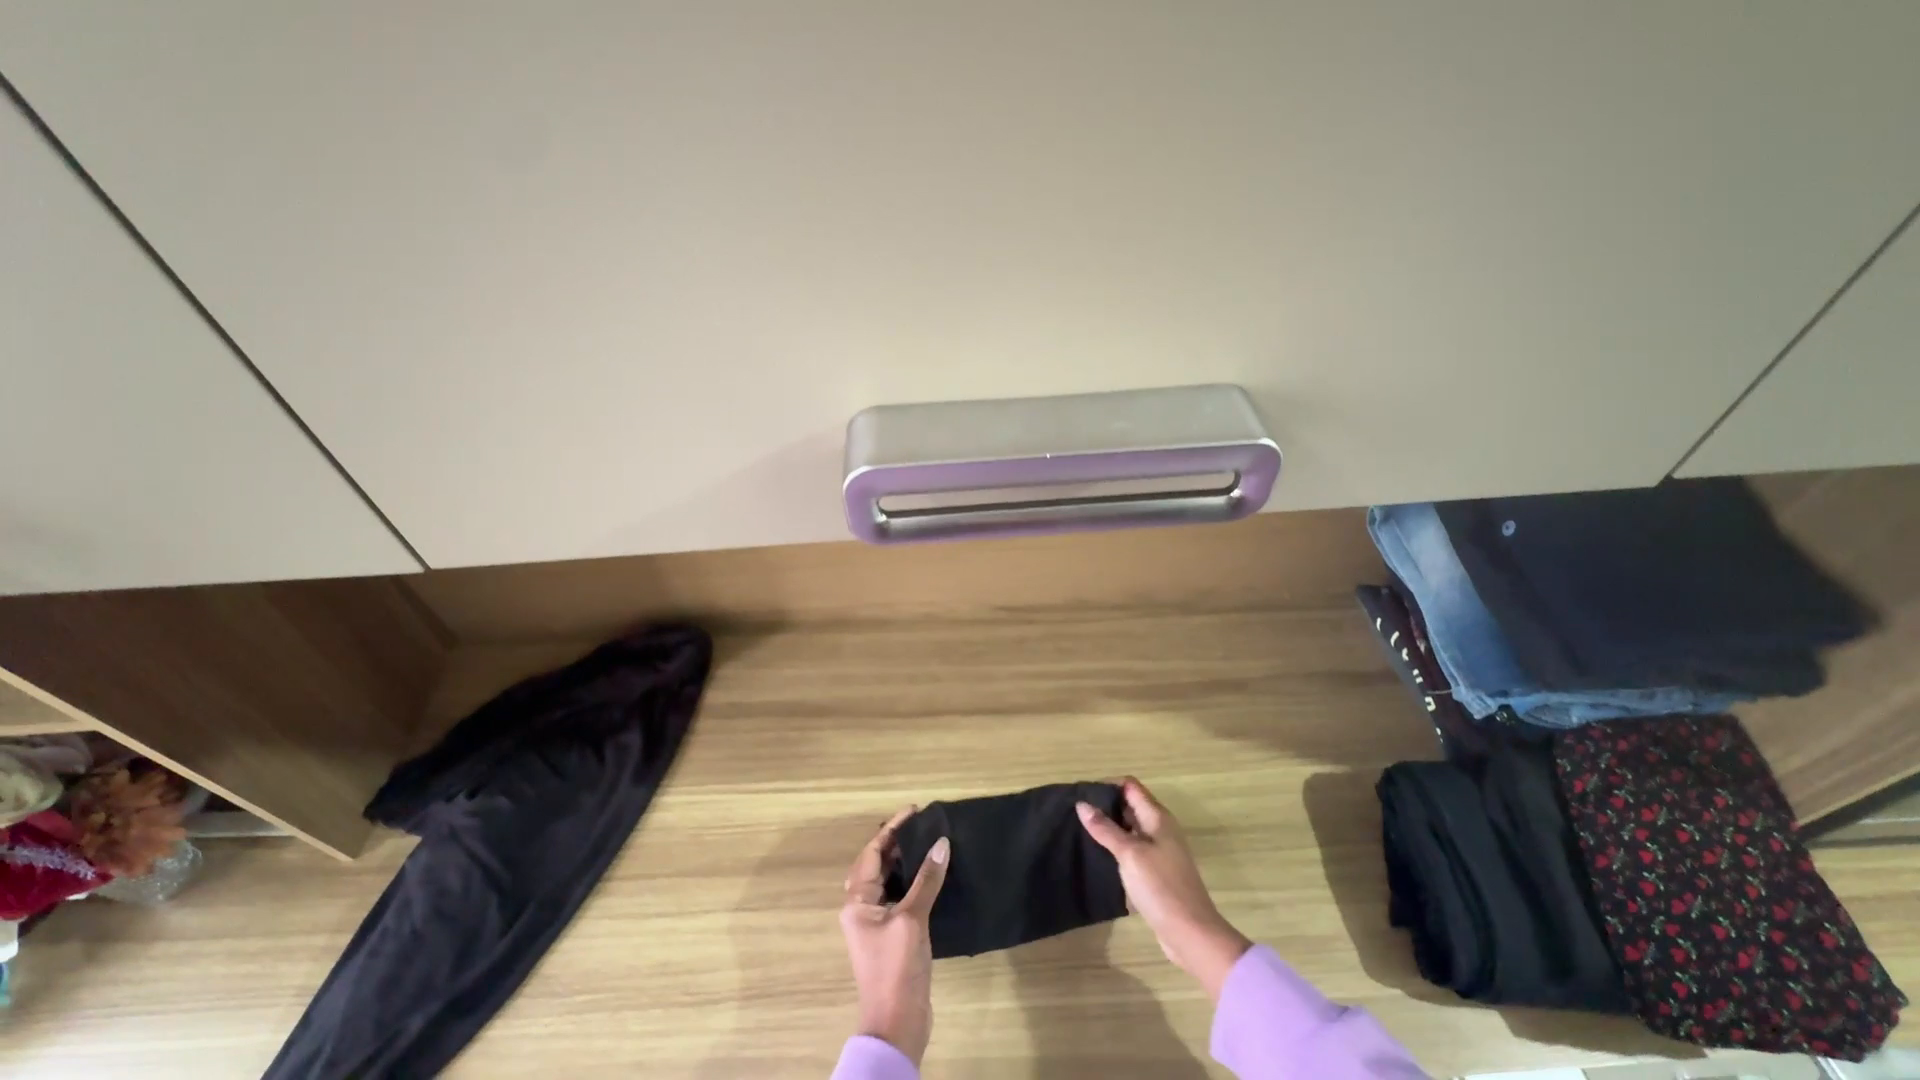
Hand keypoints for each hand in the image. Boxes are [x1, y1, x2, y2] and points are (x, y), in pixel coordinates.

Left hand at [840, 807, 949, 1065]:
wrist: (897, 1021)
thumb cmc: (896, 967)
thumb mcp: (912, 919)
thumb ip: (926, 881)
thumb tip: (941, 843)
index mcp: (857, 901)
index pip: (872, 854)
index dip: (891, 830)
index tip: (914, 811)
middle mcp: (861, 909)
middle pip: (876, 866)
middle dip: (896, 843)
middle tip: (922, 824)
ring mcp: (876, 925)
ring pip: (888, 883)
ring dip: (905, 863)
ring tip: (928, 843)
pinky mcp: (893, 938)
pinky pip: (899, 899)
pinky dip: (912, 884)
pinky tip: (932, 879)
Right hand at [1077, 777, 1251, 1000]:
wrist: (1189, 932)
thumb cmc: (1160, 887)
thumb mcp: (1130, 854)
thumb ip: (1106, 829)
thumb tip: (1082, 804)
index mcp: (1158, 818)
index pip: (1131, 787)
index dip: (1107, 785)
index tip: (1081, 794)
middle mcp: (1160, 830)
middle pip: (1130, 805)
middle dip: (1105, 805)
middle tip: (1075, 813)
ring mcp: (1159, 852)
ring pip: (1130, 829)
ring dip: (1109, 828)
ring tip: (1080, 831)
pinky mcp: (1155, 872)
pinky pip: (1132, 850)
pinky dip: (1116, 848)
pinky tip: (1098, 856)